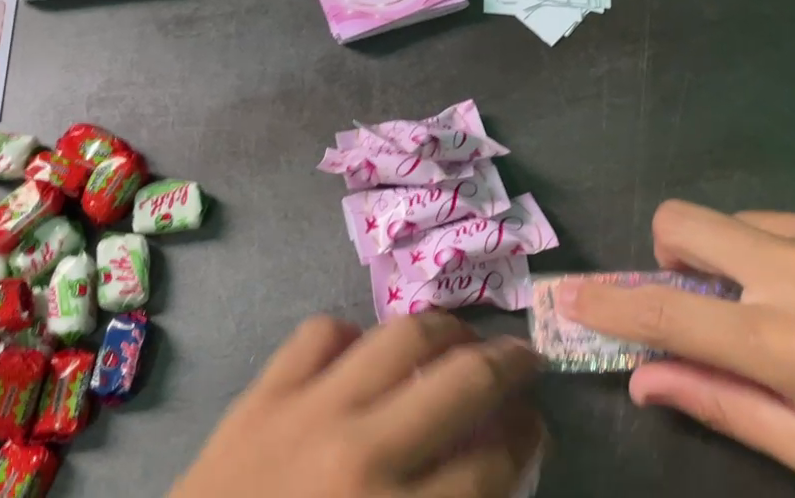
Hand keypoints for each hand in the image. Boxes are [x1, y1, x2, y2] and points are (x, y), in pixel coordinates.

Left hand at [170, 312, 544, 497]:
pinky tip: (365, 352)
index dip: (528, 436)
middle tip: (525, 360)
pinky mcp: (261, 394)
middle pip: (463, 382)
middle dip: (510, 364)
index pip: (494, 462)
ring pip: (400, 338)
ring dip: (447, 330)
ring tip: (462, 337)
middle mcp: (364, 455)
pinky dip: (352, 335)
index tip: (533, 423)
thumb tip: (497, 464)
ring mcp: (309, 413)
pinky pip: (320, 333)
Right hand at [565, 198, 794, 497]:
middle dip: (672, 256)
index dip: (604, 301)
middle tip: (709, 304)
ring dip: (744, 260)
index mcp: (791, 342)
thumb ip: (725, 406)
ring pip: (744, 221)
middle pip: (685, 221)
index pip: (662, 310)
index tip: (566, 294)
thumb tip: (641, 378)